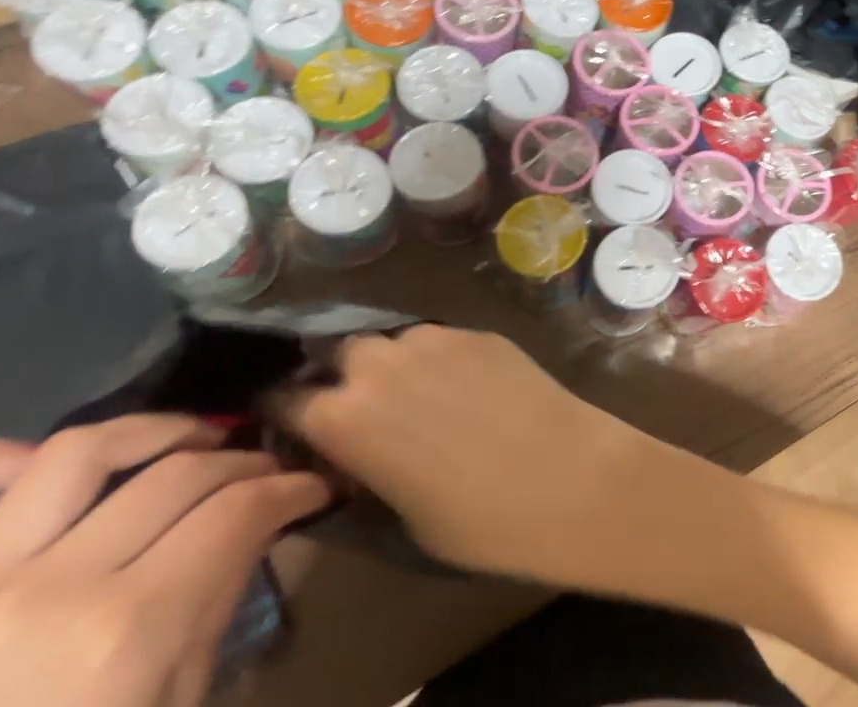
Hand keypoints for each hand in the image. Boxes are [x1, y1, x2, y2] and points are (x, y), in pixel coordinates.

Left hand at [0, 415, 329, 706]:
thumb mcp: (178, 705)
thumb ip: (214, 608)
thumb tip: (256, 528)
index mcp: (125, 633)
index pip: (234, 515)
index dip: (289, 491)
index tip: (312, 488)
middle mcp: (47, 591)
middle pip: (173, 478)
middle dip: (241, 464)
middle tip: (267, 474)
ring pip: (70, 454)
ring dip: (147, 430)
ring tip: (187, 440)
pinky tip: (27, 466)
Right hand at [273, 327, 669, 584]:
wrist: (572, 480)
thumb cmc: (480, 523)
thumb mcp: (400, 521)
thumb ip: (360, 479)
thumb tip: (347, 464)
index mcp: (342, 416)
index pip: (285, 398)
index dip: (286, 413)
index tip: (297, 426)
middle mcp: (378, 363)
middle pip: (336, 354)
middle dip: (339, 377)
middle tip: (362, 409)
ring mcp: (434, 339)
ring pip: (391, 342)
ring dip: (391, 365)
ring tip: (417, 396)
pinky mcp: (480, 333)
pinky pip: (440, 340)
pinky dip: (438, 360)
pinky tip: (466, 388)